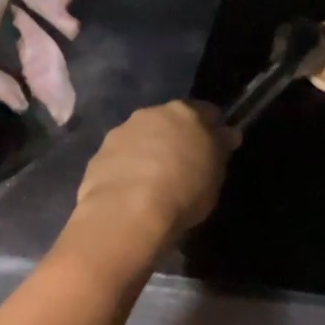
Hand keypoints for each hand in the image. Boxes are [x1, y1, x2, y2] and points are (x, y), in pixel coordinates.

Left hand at [69, 101, 237, 240]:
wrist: (128, 213)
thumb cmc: (184, 189)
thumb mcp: (216, 173)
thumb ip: (220, 148)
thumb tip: (227, 133)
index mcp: (184, 112)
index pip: (206, 111)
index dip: (213, 128)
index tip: (216, 147)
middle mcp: (150, 114)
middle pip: (169, 122)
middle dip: (177, 138)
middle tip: (185, 165)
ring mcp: (119, 134)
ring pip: (141, 138)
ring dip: (149, 152)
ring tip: (156, 183)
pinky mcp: (97, 157)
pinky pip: (120, 159)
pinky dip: (128, 169)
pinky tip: (133, 193)